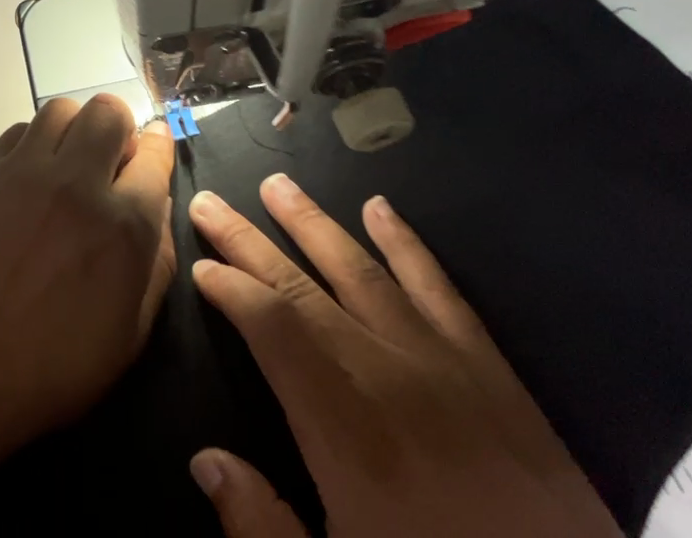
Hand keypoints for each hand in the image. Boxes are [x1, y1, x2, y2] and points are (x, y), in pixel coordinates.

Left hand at [0, 94, 175, 460]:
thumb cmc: (51, 370)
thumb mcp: (130, 335)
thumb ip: (155, 263)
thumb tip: (156, 207)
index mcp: (123, 226)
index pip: (155, 154)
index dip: (160, 149)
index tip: (155, 154)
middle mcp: (76, 183)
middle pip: (108, 112)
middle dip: (121, 131)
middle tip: (113, 166)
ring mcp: (24, 173)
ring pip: (61, 109)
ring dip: (77, 129)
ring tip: (72, 166)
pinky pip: (20, 131)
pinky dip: (36, 142)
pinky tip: (33, 179)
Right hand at [185, 177, 620, 537]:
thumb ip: (262, 525)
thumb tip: (206, 460)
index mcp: (345, 432)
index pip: (273, 330)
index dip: (231, 290)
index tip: (201, 267)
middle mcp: (387, 377)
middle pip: (305, 289)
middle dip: (249, 242)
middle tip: (209, 203)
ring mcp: (444, 363)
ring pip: (364, 272)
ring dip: (314, 225)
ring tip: (278, 187)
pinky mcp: (490, 367)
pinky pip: (439, 287)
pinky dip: (406, 243)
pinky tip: (380, 209)